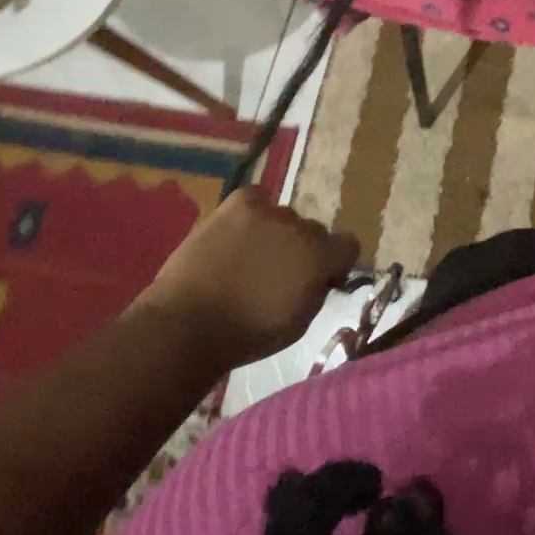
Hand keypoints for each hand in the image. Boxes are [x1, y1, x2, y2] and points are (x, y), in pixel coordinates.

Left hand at [137, 188, 360, 367]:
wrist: (185, 325)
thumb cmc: (247, 335)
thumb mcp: (300, 323)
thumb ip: (319, 290)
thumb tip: (322, 276)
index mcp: (321, 257)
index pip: (349, 244)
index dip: (336, 262)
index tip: (320, 279)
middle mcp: (301, 228)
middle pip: (313, 232)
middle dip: (302, 249)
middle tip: (277, 273)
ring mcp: (268, 213)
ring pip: (284, 218)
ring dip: (275, 234)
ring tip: (247, 257)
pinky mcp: (235, 205)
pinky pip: (256, 199)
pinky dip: (252, 212)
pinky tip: (240, 231)